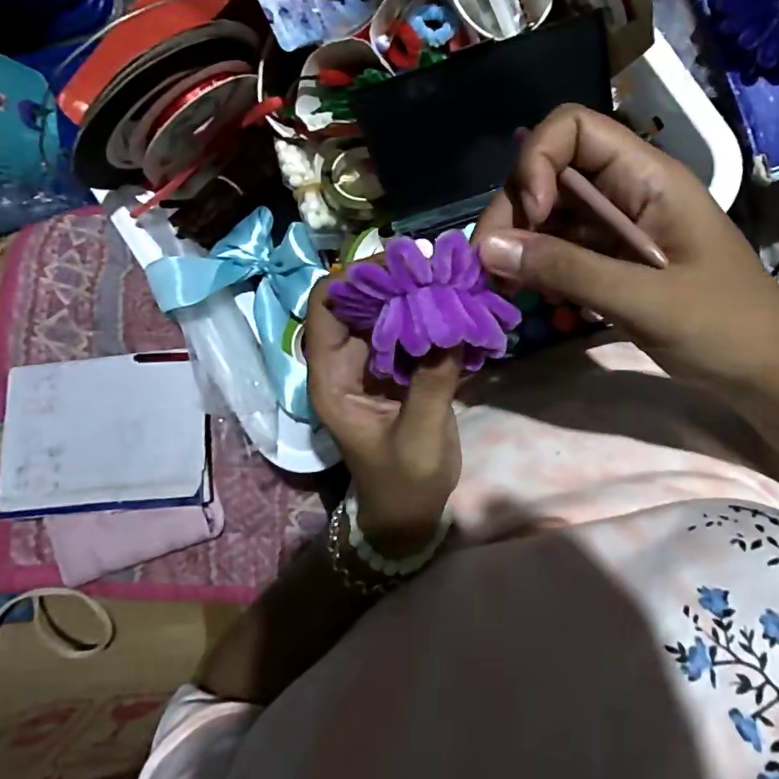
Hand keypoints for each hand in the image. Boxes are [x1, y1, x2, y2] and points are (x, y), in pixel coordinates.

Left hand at [304, 276, 460, 554]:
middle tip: (430, 264)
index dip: (348, 282)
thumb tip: (451, 325)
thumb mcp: (419, 436)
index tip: (390, 263)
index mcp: (334, 382)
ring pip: (384, 316)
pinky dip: (427, 317)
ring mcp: (374, 367)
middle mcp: (348, 366)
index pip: (324, 315)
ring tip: (446, 277)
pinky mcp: (399, 372)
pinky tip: (455, 305)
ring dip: (411, 295)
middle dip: (389, 281)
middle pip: (356, 306)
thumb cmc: (404, 482)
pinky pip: (408, 333)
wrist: (410, 515)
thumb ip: (433, 382)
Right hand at [473, 104, 778, 387]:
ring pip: (549, 213)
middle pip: (551, 172)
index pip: (575, 129)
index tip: (532, 215)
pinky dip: (538, 266)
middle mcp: (628, 192)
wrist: (765, 373)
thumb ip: (569, 270)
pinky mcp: (612, 260)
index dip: (539, 159)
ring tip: (503, 286)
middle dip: (514, 210)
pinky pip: (561, 248)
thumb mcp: (646, 300)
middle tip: (491, 266)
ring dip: (519, 242)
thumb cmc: (725, 328)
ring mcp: (619, 227)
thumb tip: (487, 247)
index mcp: (649, 179)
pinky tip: (529, 294)